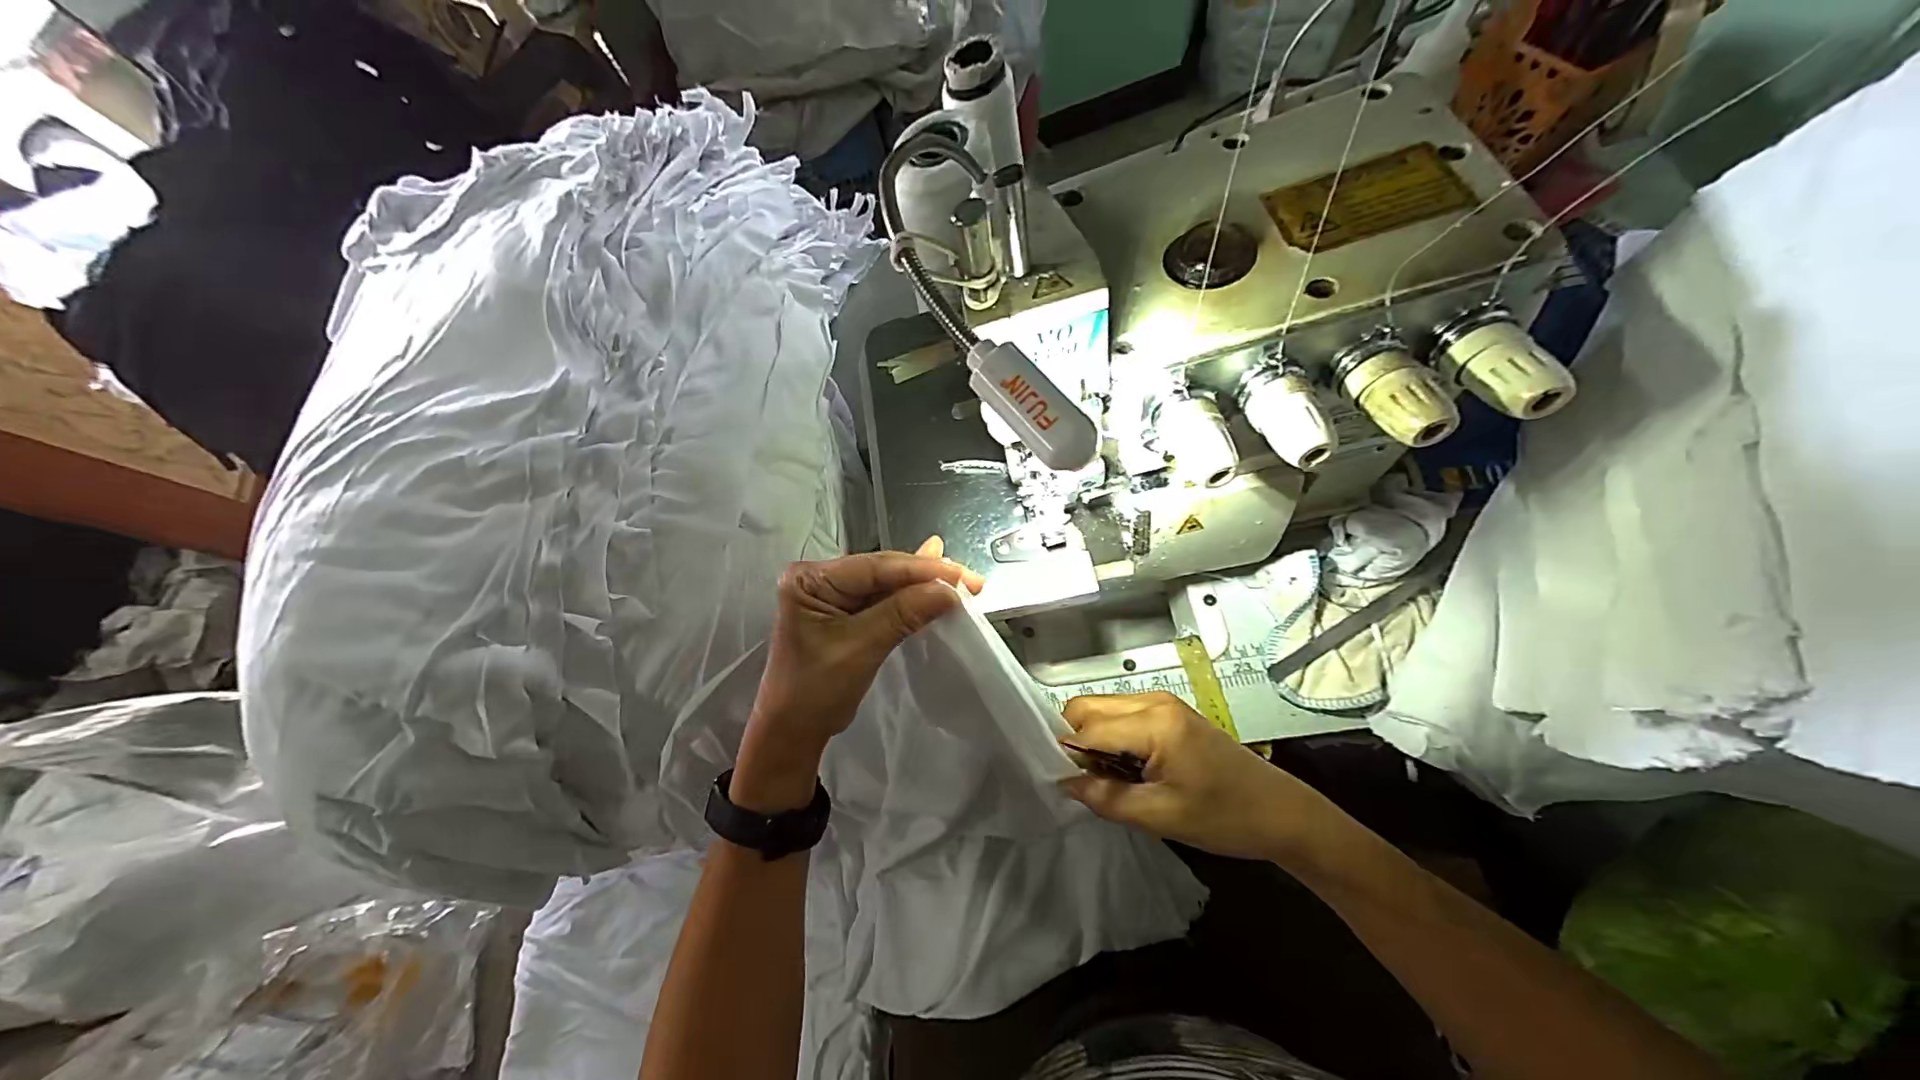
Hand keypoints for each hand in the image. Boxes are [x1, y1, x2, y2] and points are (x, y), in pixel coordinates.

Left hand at [733, 538, 982, 811]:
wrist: (793, 731)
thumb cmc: (815, 691)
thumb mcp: (861, 648)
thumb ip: (903, 613)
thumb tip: (949, 591)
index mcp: (811, 579)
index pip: (875, 567)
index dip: (921, 569)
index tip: (961, 576)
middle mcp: (819, 578)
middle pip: (882, 571)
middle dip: (926, 576)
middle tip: (970, 581)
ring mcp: (832, 594)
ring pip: (886, 584)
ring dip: (923, 586)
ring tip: (961, 580)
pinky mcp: (844, 612)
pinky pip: (883, 600)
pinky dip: (910, 599)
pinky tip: (935, 585)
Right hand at [1060, 692, 1341, 864]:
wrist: (1282, 813)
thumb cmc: (1225, 817)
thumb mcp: (1160, 816)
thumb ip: (1105, 797)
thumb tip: (1064, 783)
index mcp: (1153, 721)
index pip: (1086, 727)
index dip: (1068, 756)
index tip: (1066, 785)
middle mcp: (1154, 701)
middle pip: (1087, 707)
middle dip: (1077, 742)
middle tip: (1093, 782)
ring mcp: (1163, 704)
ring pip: (1102, 710)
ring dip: (1095, 740)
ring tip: (1113, 779)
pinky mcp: (1171, 714)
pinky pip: (1122, 716)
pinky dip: (1113, 738)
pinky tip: (1129, 770)